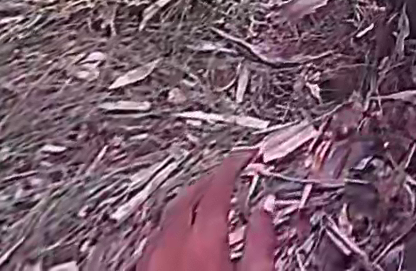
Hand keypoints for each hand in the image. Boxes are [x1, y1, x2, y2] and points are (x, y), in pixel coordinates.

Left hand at [138, 152, 275, 270]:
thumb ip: (261, 239)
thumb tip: (266, 207)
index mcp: (202, 241)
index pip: (218, 185)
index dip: (234, 164)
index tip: (246, 156)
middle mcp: (169, 248)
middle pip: (188, 197)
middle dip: (210, 180)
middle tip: (230, 172)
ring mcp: (148, 265)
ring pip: (167, 219)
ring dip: (188, 203)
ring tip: (207, 200)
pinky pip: (153, 242)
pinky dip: (170, 229)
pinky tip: (182, 235)